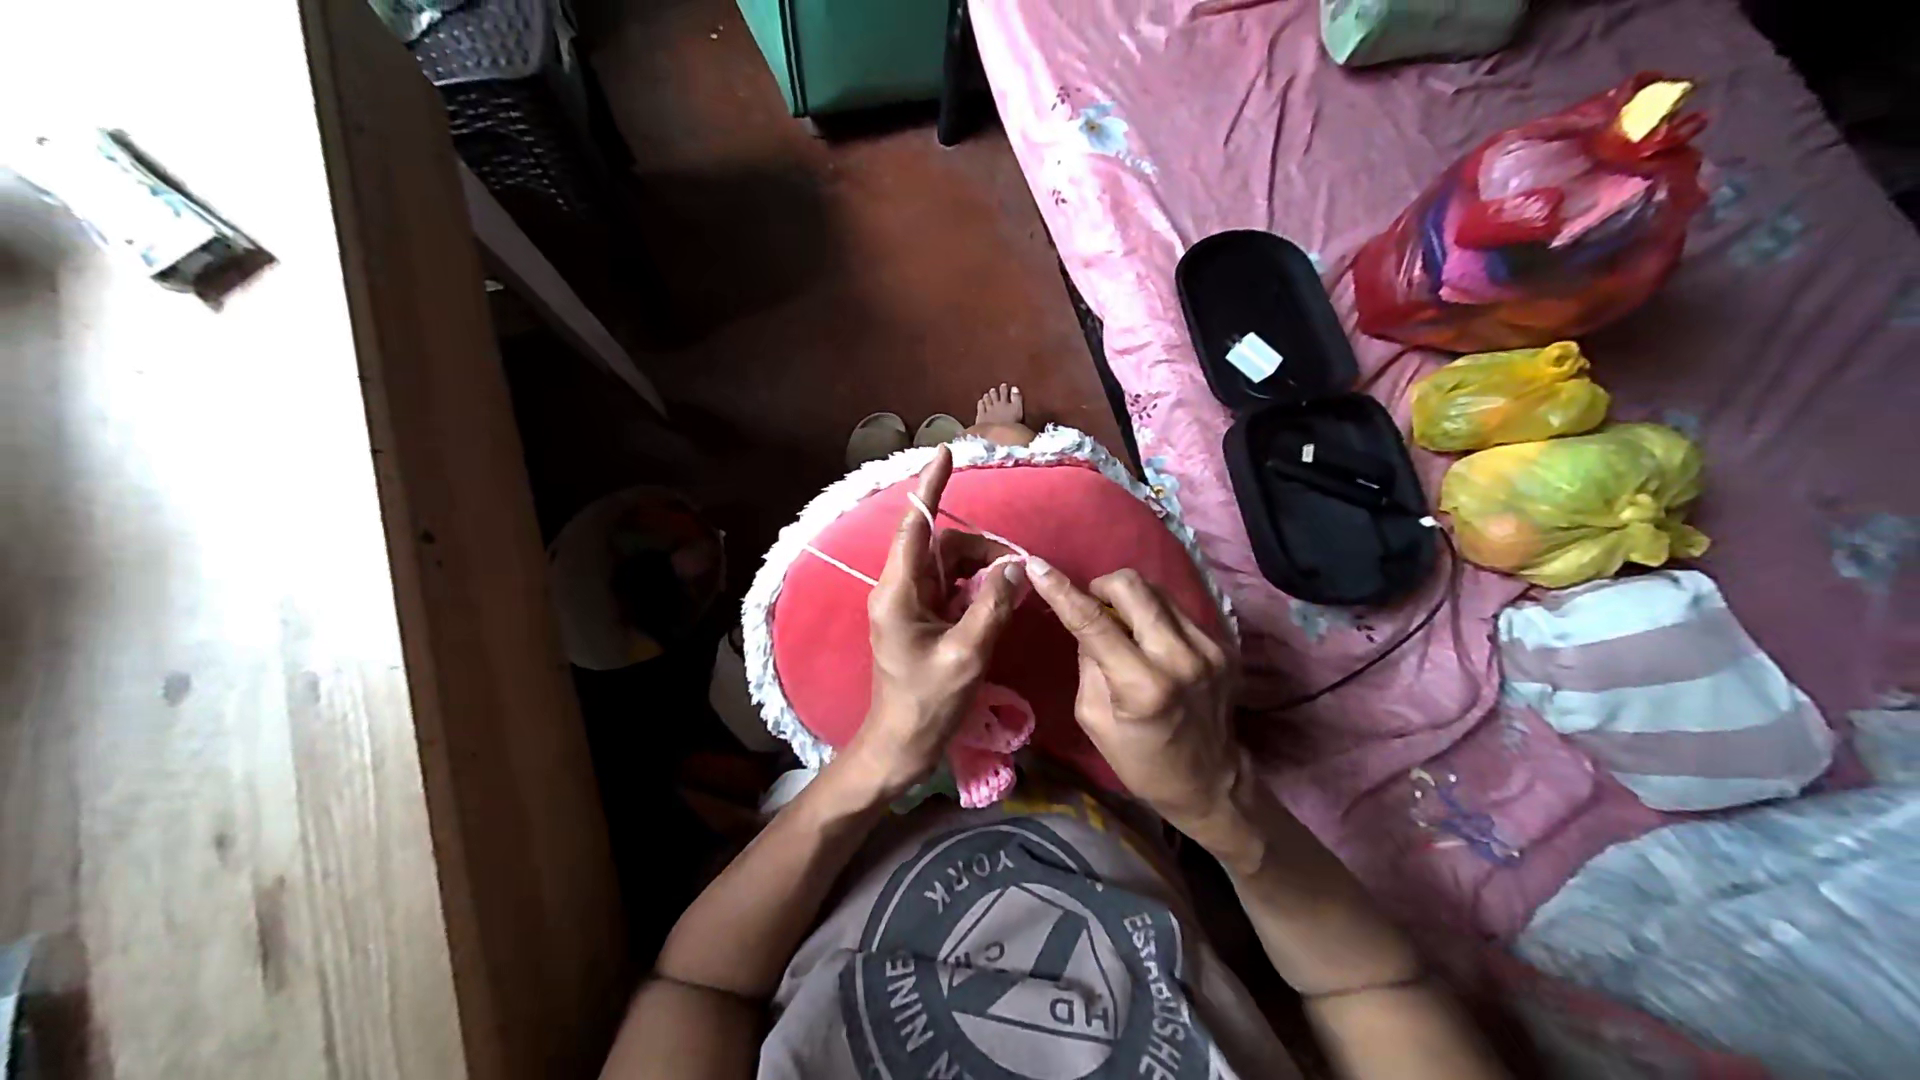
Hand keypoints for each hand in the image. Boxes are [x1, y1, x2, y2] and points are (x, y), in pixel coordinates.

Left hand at [838, 447, 1023, 800]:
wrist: (902, 744)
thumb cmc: (926, 703)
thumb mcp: (966, 655)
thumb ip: (992, 607)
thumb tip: (1017, 567)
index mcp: (898, 592)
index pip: (914, 525)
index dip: (931, 486)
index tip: (947, 452)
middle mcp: (901, 589)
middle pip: (943, 545)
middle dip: (982, 547)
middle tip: (1020, 570)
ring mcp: (912, 604)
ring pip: (952, 565)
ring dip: (984, 568)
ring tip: (1015, 587)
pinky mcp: (924, 619)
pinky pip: (954, 588)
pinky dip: (979, 587)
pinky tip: (1002, 600)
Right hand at [1026, 560, 1249, 843]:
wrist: (1210, 782)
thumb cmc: (1140, 760)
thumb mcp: (1093, 717)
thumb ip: (1089, 662)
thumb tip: (1087, 621)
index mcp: (1143, 685)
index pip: (1093, 622)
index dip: (1061, 589)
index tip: (1036, 565)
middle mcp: (1180, 657)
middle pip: (1133, 586)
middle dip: (1101, 586)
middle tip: (1093, 608)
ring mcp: (1208, 647)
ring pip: (1156, 589)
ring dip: (1129, 599)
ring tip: (1121, 626)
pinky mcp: (1223, 644)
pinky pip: (1176, 608)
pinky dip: (1152, 614)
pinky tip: (1149, 640)